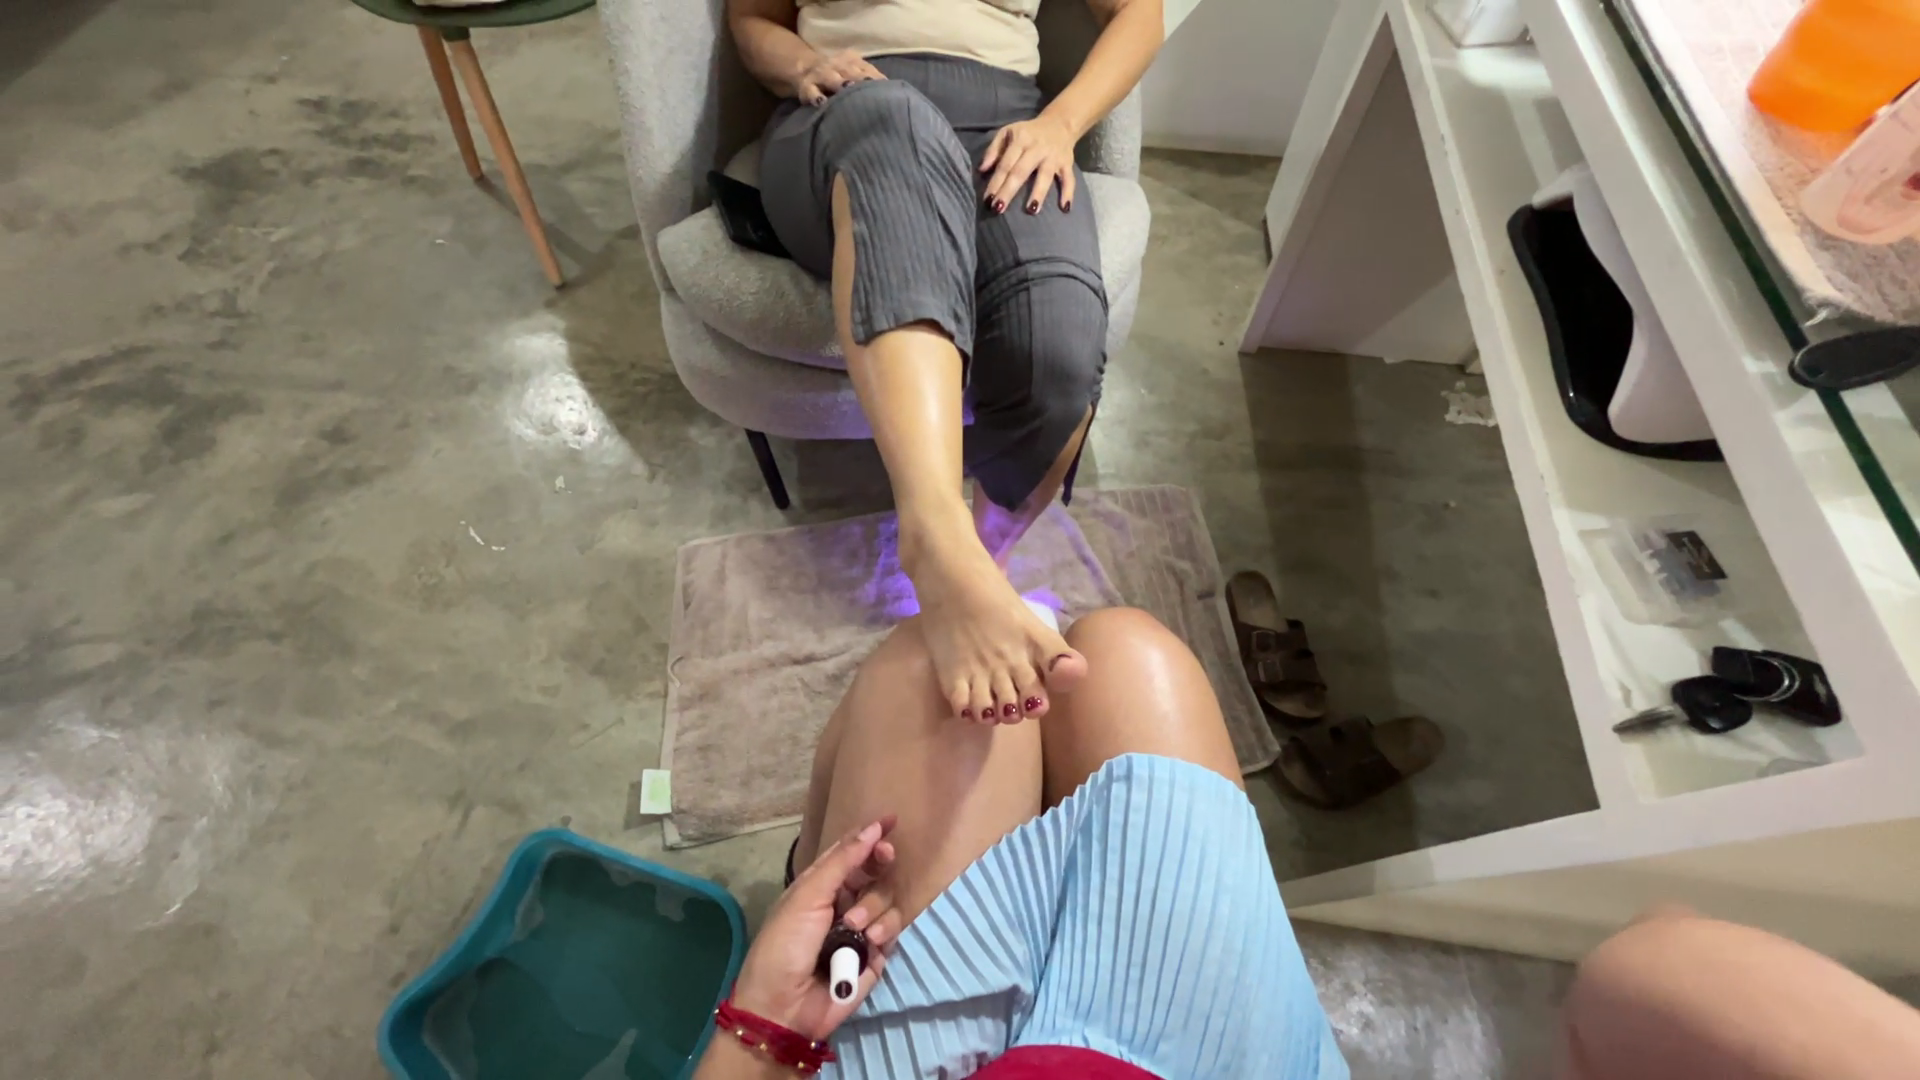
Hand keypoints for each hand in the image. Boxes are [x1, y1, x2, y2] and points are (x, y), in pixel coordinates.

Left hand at [729, 817, 902, 1042]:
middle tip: (885, 857)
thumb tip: (874, 826)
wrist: (782, 1010)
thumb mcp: (808, 896)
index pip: (851, 851)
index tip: (891, 822)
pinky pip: (892, 930)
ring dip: (874, 904)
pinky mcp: (875, 956)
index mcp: (821, 884)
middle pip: (875, 871)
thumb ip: (843, 860)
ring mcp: (861, 928)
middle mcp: (844, 901)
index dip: (870, 835)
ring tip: (855, 925)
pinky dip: (884, 930)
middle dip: (880, 863)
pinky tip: (870, 941)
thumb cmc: (785, 944)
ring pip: (887, 898)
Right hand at [792, 49, 885, 105]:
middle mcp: (837, 65)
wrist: (805, 66)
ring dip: (839, 84)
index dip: (876, 79)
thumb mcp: (855, 72)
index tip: (887, 90)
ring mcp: (821, 75)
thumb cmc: (839, 76)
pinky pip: (811, 92)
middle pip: (850, 71)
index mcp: (852, 61)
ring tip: (847, 90)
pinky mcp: (807, 87)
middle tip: (872, 88)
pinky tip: (821, 103)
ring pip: (831, 78)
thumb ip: (872, 80)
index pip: (866, 69)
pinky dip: (816, 97)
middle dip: (860, 79)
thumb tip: (894, 94)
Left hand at [980, 113, 1078, 214]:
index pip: (1006, 164)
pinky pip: (1069, 179)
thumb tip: (982, 169)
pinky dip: (1068, 192)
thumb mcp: (1007, 133)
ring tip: (1032, 210)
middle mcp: (1037, 148)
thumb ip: (993, 150)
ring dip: (1039, 192)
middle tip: (999, 209)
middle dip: (1009, 190)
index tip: (988, 200)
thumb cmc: (1028, 133)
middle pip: (1021, 172)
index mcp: (1021, 140)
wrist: (1059, 123)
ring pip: (1045, 175)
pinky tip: (1065, 207)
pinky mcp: (1067, 163)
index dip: (996, 182)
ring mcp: (1053, 157)